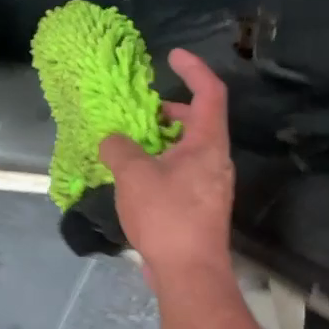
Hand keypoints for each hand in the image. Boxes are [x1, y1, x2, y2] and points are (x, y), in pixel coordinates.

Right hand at [98, 49, 235, 282]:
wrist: (189, 272)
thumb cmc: (166, 216)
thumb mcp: (133, 174)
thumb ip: (119, 148)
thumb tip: (113, 140)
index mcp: (208, 143)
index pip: (210, 92)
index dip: (193, 68)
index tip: (172, 55)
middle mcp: (215, 160)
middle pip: (198, 121)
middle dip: (169, 110)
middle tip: (140, 110)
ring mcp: (210, 185)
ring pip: (188, 149)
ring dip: (161, 140)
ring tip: (129, 144)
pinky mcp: (200, 207)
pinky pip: (181, 171)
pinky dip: (161, 163)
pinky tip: (135, 178)